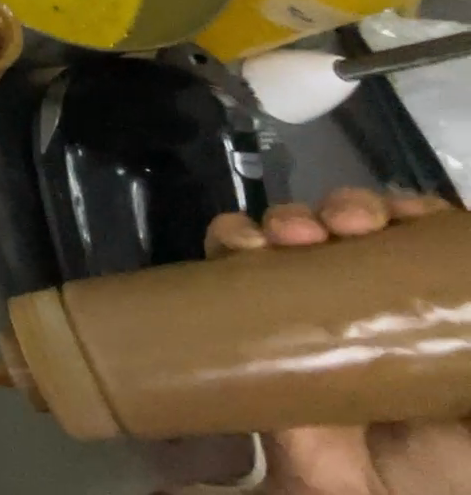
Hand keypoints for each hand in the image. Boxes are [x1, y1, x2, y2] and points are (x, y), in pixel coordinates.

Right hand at [204, 188, 470, 494]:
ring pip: (282, 235)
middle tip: (339, 227)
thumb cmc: (461, 460)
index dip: (402, 212)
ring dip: (280, 220)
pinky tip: (240, 245)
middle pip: (346, 226)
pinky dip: (227, 240)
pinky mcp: (245, 321)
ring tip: (287, 237)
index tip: (396, 218)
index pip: (414, 237)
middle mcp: (364, 295)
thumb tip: (467, 265)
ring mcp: (301, 307)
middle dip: (339, 210)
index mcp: (428, 308)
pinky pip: (224, 268)